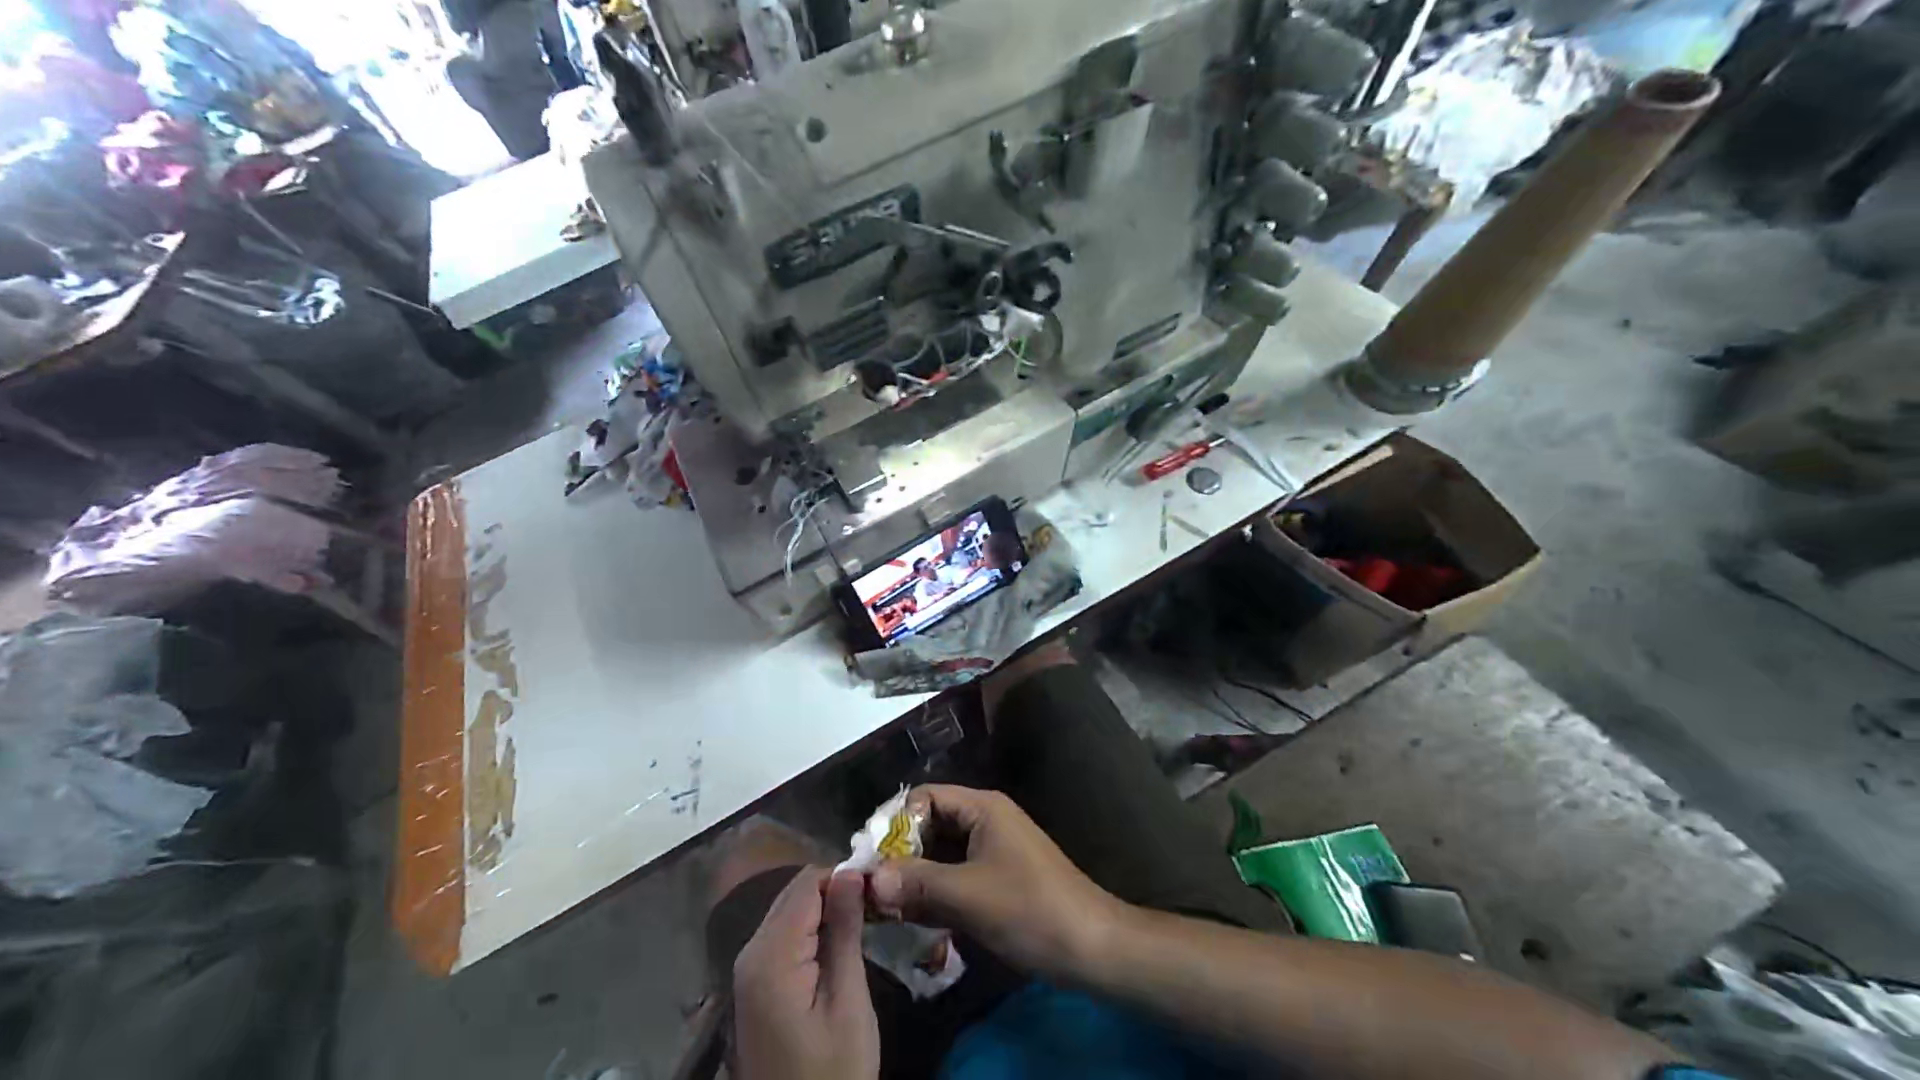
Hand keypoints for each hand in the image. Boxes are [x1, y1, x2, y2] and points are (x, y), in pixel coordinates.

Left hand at [732, 868, 878, 1079]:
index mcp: (771, 955)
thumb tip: (849, 872)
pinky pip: (784, 936)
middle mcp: (751, 953)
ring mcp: (749, 971)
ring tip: (867, 918)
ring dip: (826, 907)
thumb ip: (844, 932)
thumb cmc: (832, 1073)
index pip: (807, 884)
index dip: (844, 875)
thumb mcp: (847, 1002)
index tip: (882, 885)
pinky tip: (841, 941)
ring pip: (790, 911)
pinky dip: (812, 929)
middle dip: (835, 888)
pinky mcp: (755, 986)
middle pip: (795, 893)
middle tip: (879, 903)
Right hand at [867, 784, 1128, 976]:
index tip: (870, 858)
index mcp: (982, 808)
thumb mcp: (968, 895)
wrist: (1092, 947)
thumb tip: (868, 880)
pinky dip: (933, 895)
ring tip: (884, 908)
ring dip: (914, 879)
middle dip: (900, 855)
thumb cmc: (1031, 909)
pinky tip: (912, 921)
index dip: (894, 822)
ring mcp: (992, 852)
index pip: (924, 797)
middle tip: (871, 888)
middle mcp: (985, 821)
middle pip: (929, 826)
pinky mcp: (996, 881)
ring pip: (939, 856)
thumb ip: (917, 883)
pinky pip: (954, 878)